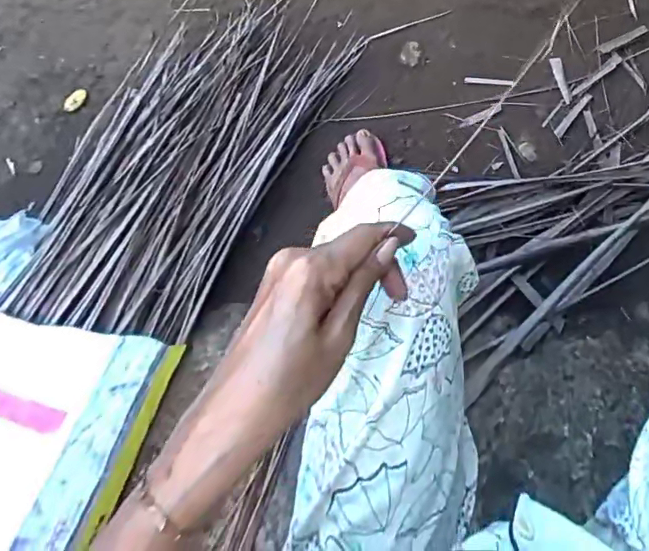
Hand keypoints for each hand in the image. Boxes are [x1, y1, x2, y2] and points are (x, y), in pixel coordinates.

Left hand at [139, 222, 413, 534]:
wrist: (231, 416)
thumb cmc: (291, 384)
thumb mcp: (339, 336)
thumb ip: (363, 283)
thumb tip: (388, 244)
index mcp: (310, 267)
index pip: (362, 234)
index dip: (391, 232)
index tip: (417, 240)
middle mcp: (292, 256)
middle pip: (348, 245)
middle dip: (377, 262)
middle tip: (399, 299)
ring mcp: (279, 269)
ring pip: (333, 258)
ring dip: (358, 274)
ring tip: (373, 310)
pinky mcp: (273, 283)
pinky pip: (316, 271)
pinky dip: (338, 282)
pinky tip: (344, 310)